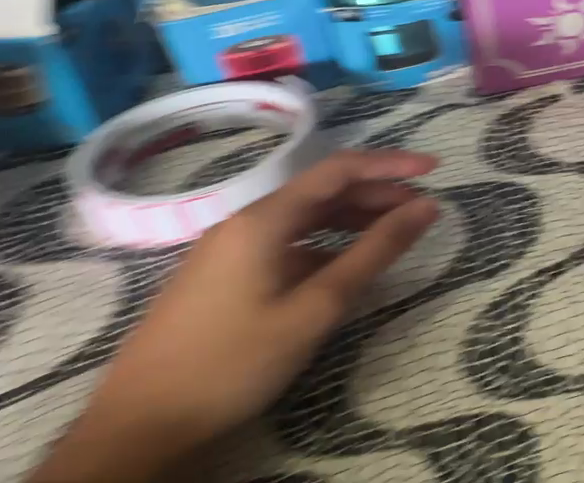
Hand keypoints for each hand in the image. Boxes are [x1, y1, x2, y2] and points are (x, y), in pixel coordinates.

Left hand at [31, 149, 440, 482]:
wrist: (136, 430)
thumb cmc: (234, 361)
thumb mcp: (317, 306)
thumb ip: (376, 251)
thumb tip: (428, 205)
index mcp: (262, 221)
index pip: (338, 169)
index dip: (391, 163)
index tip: (436, 169)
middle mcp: (241, 225)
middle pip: (321, 191)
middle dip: (377, 193)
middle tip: (422, 210)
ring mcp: (224, 253)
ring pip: (303, 218)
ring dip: (353, 218)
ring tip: (393, 235)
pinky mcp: (218, 279)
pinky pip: (285, 242)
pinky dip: (326, 243)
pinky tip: (344, 268)